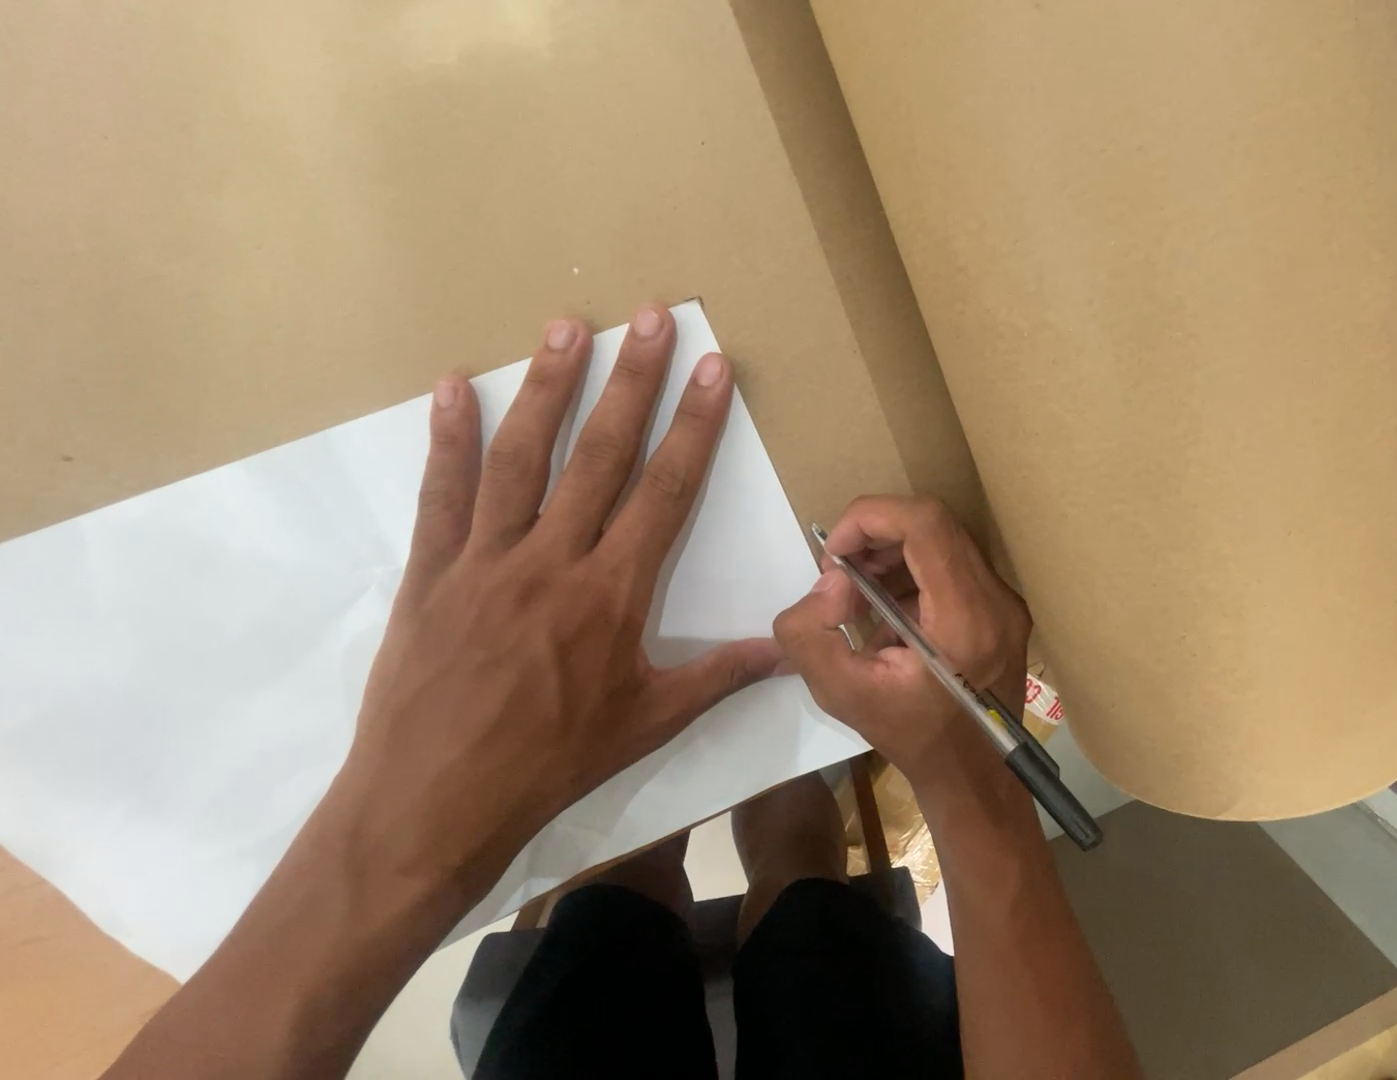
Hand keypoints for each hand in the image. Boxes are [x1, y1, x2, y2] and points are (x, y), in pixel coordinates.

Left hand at [334, 305, 778, 887]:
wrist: (434, 804)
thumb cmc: (556, 761)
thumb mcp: (652, 721)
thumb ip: (722, 673)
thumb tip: (789, 647)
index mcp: (615, 591)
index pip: (667, 490)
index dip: (695, 425)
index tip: (713, 370)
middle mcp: (554, 559)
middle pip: (600, 454)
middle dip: (632, 381)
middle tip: (649, 318)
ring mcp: (486, 560)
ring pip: (522, 458)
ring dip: (547, 387)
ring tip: (567, 327)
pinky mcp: (432, 573)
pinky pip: (441, 495)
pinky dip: (447, 438)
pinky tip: (452, 387)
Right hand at [773, 496, 1030, 788]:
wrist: (974, 776)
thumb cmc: (911, 738)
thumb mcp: (840, 694)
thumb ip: (809, 633)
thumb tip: (832, 582)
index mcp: (965, 619)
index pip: (926, 524)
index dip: (871, 518)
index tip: (835, 553)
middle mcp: (997, 600)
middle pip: (934, 525)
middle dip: (875, 536)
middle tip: (840, 574)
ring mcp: (1006, 603)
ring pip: (944, 542)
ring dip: (891, 555)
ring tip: (859, 599)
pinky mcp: (1004, 610)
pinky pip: (953, 567)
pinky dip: (912, 575)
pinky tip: (889, 617)